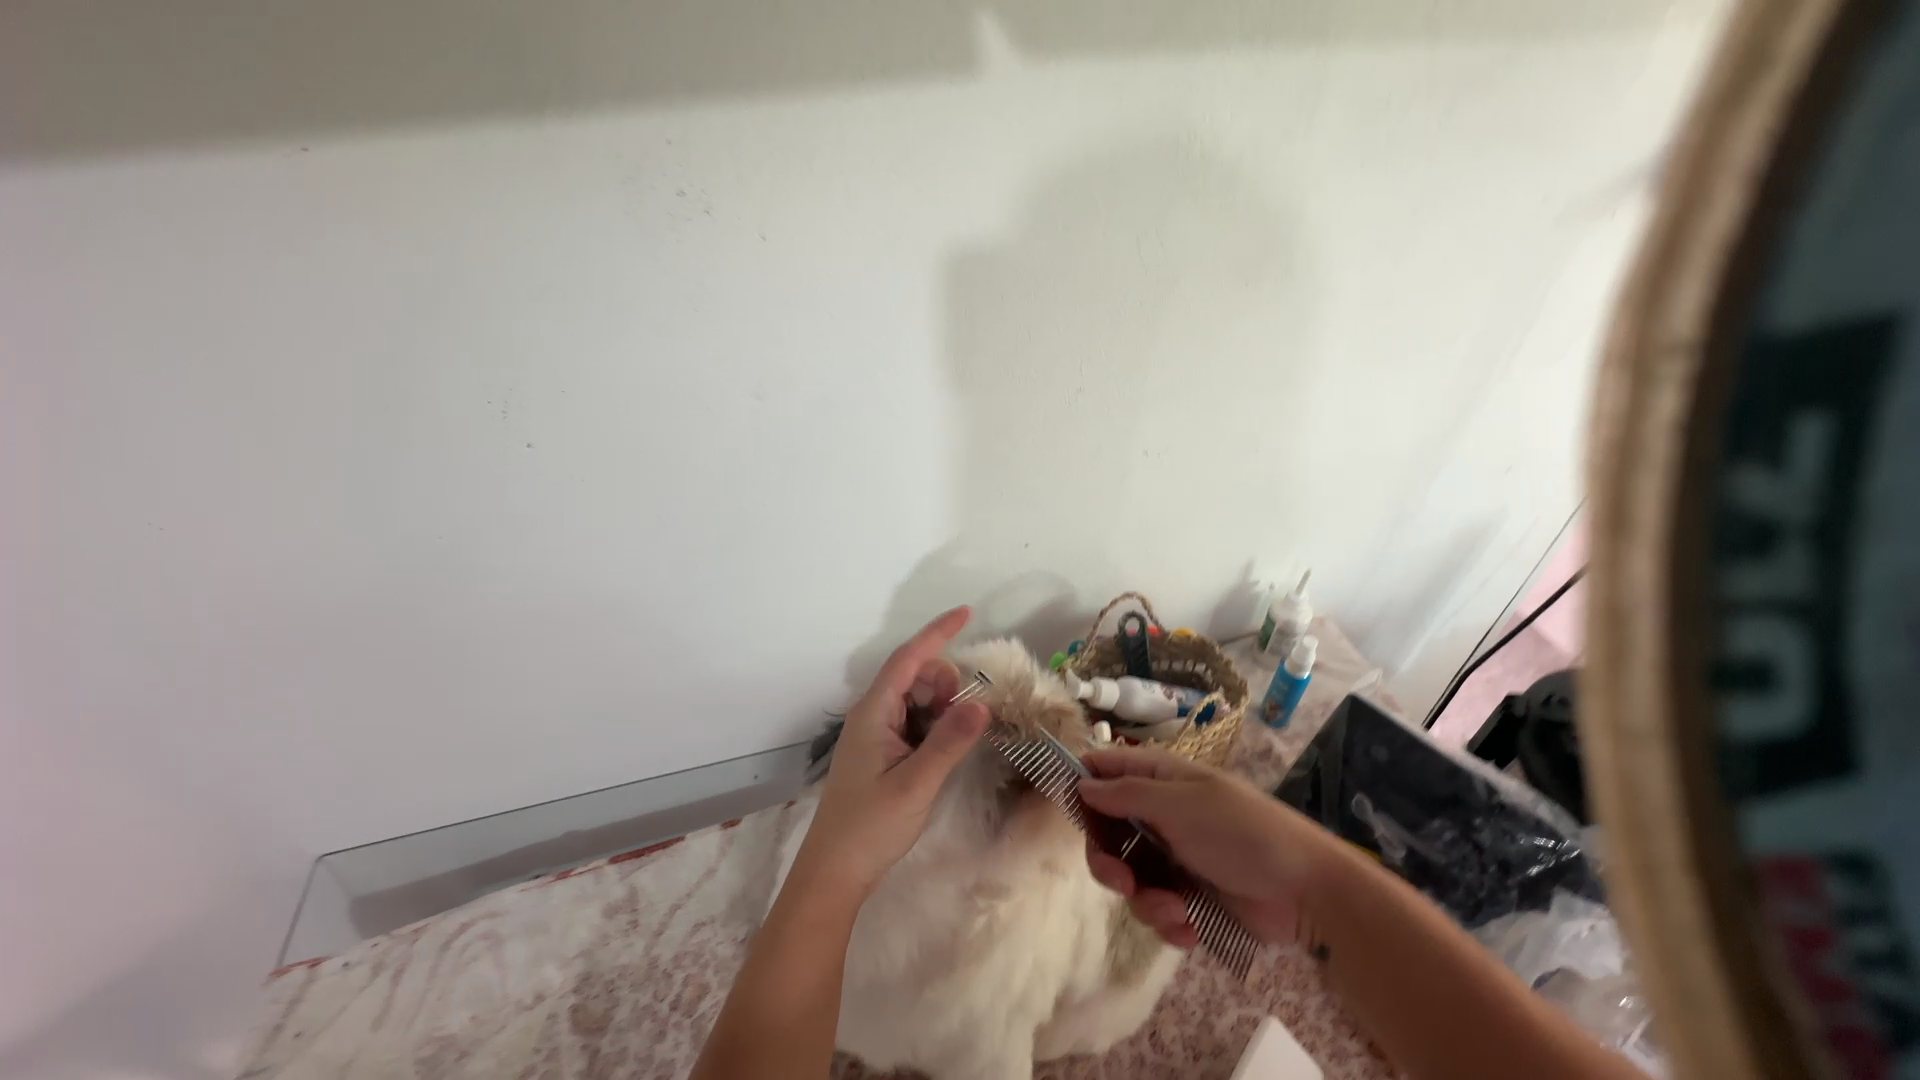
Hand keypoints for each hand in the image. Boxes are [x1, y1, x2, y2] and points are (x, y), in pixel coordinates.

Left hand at [791, 607, 990, 897]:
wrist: (836, 871)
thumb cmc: (871, 826)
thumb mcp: (917, 784)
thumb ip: (949, 742)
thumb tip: (983, 704)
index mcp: (874, 712)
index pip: (908, 659)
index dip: (937, 633)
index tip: (967, 612)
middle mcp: (873, 715)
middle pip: (915, 676)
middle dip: (945, 684)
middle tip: (965, 720)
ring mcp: (877, 735)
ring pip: (917, 700)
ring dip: (942, 707)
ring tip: (956, 740)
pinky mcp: (883, 754)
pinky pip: (915, 723)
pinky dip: (935, 725)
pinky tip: (946, 749)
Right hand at [1078, 746, 1329, 949]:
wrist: (1306, 892)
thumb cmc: (1241, 832)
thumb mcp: (1180, 805)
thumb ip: (1126, 794)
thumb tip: (1081, 783)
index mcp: (1160, 778)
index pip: (1105, 770)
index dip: (1082, 786)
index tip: (1068, 812)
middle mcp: (1161, 814)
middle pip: (1107, 833)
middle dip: (1109, 863)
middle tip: (1121, 882)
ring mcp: (1174, 856)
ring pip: (1129, 877)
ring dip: (1145, 900)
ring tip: (1175, 911)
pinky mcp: (1188, 896)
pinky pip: (1155, 907)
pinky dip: (1168, 921)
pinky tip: (1190, 928)